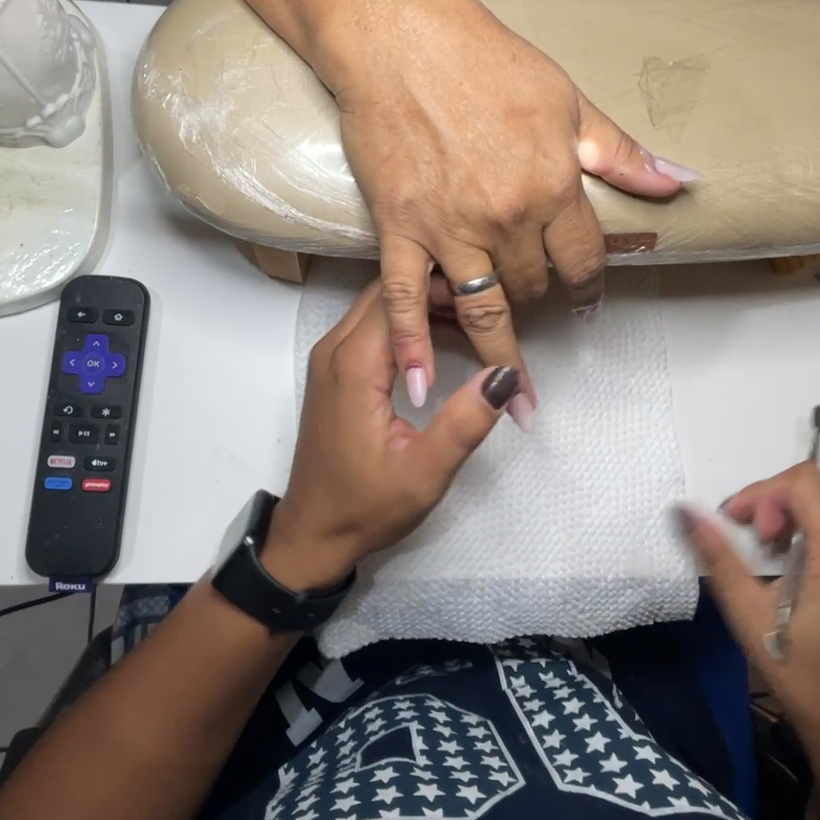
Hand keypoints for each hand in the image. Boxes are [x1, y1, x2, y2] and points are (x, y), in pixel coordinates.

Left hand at [262, 280, 522, 591]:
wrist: (313, 532)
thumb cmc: (366, 506)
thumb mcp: (424, 472)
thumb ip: (465, 421)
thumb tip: (507, 372)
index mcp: (354, 365)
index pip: (400, 297)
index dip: (444, 287)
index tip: (487, 297)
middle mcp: (334, 349)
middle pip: (387, 292)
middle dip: (434, 290)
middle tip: (484, 305)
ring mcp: (329, 358)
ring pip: (377, 306)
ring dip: (419, 304)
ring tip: (471, 318)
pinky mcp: (333, 371)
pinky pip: (369, 327)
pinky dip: (403, 323)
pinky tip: (440, 339)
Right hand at [328, 0, 693, 425]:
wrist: (399, 42)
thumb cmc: (483, 59)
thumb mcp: (567, 99)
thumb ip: (620, 151)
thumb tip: (679, 183)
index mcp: (553, 185)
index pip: (583, 257)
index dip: (589, 284)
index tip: (587, 300)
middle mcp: (506, 218)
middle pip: (534, 285)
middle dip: (542, 298)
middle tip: (538, 306)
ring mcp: (450, 230)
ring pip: (484, 308)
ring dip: (502, 354)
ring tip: (517, 396)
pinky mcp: (401, 231)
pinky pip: (406, 299)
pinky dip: (412, 345)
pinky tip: (421, 385)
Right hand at [680, 464, 819, 760]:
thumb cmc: (802, 680)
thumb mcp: (749, 616)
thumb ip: (717, 556)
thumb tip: (684, 511)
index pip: (806, 484)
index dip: (764, 492)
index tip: (740, 524)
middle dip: (786, 499)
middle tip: (763, 540)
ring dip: (817, 509)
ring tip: (791, 547)